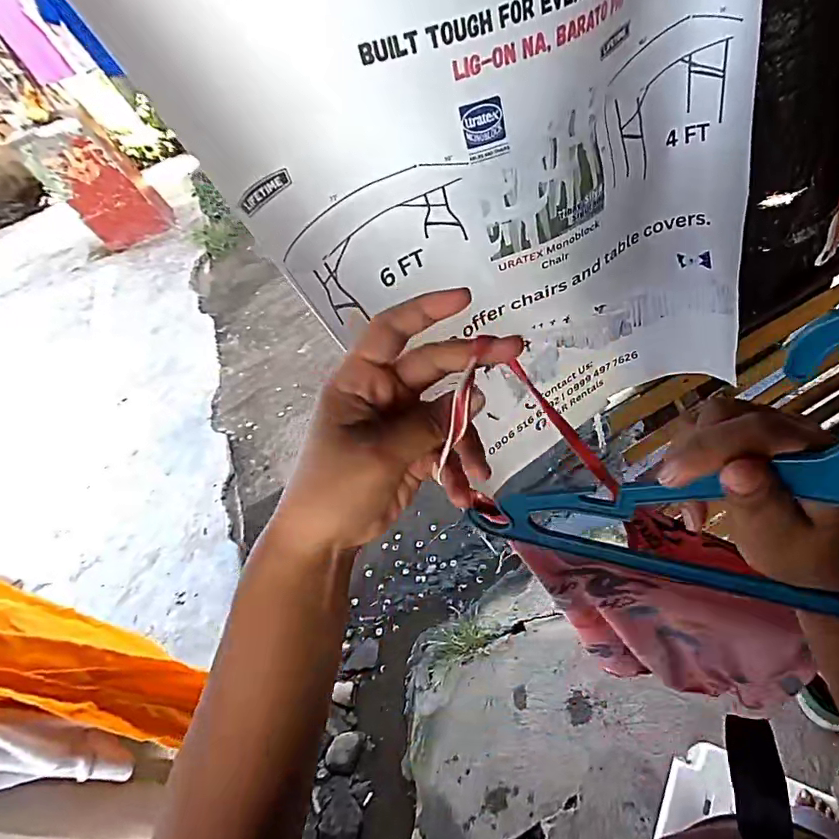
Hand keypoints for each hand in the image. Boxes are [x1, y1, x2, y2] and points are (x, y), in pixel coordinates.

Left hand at [273, 289, 523, 552]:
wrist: (325, 539)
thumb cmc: (336, 487)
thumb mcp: (382, 452)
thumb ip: (430, 422)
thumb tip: (474, 396)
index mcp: (361, 380)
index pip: (392, 331)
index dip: (426, 310)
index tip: (465, 300)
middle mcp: (384, 393)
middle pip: (435, 367)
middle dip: (473, 364)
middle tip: (514, 350)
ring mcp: (402, 422)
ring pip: (449, 414)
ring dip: (466, 441)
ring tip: (478, 471)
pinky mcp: (415, 451)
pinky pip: (446, 448)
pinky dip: (456, 469)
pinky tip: (462, 494)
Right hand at [655, 397, 838, 592]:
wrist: (807, 546)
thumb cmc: (800, 548)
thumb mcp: (785, 542)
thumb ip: (763, 506)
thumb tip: (734, 470)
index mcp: (812, 449)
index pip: (759, 429)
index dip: (712, 447)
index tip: (674, 479)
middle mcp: (787, 426)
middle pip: (726, 415)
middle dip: (692, 451)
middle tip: (673, 491)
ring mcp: (762, 425)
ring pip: (707, 420)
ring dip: (685, 457)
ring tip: (692, 505)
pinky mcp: (740, 431)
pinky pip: (701, 431)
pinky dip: (685, 460)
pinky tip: (691, 496)